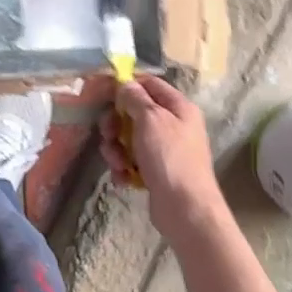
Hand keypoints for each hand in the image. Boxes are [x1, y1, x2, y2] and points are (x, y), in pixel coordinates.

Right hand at [101, 77, 228, 236]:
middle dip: (116, 124)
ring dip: (116, 149)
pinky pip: (131, 161)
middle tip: (109, 135)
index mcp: (178, 107)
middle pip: (134, 114)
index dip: (128, 86)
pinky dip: (123, 167)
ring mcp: (164, 150)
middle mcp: (173, 125)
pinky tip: (124, 177)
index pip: (150, 85)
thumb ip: (135, 98)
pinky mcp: (155, 170)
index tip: (106, 93)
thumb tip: (126, 84)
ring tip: (118, 163)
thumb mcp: (151, 119)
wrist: (184, 206)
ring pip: (128, 139)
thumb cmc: (169, 156)